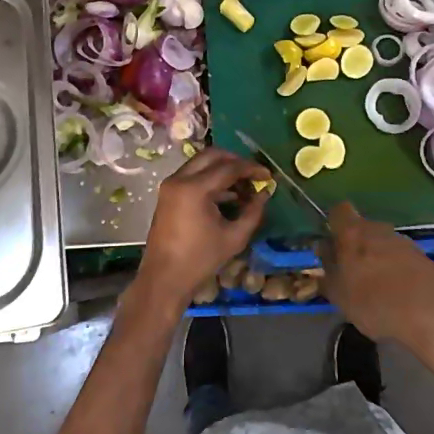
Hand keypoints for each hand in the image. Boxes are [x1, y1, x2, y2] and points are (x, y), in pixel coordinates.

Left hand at [134, 148, 271, 305]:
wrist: (164, 278)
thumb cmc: (200, 260)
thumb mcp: (234, 237)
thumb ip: (253, 212)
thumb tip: (264, 194)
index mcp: (195, 188)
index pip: (229, 167)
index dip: (251, 169)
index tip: (268, 176)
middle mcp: (179, 179)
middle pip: (212, 155)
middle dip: (236, 161)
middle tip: (254, 175)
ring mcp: (170, 185)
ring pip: (201, 163)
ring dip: (222, 169)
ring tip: (243, 186)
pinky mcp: (168, 193)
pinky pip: (192, 175)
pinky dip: (210, 178)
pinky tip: (227, 195)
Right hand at [320, 202, 433, 358]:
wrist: (431, 315)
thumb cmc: (374, 303)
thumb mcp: (339, 293)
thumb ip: (327, 268)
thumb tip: (322, 249)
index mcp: (353, 233)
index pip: (339, 210)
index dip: (333, 224)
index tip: (330, 245)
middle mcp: (378, 229)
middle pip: (361, 228)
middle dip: (354, 246)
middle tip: (349, 273)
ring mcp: (403, 241)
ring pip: (381, 243)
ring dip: (375, 258)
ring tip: (374, 289)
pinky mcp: (422, 256)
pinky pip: (400, 257)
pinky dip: (394, 269)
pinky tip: (396, 294)